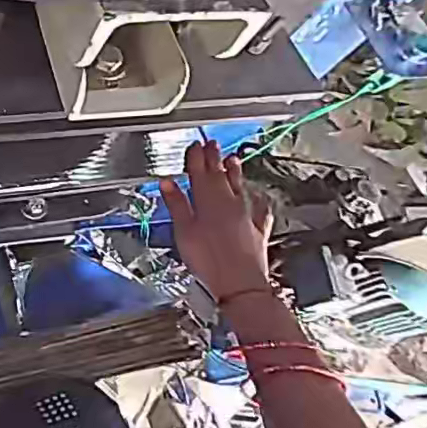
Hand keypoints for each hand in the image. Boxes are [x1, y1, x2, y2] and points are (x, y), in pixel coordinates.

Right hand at [159, 141, 274, 301]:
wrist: (241, 284)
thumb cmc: (208, 258)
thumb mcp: (183, 231)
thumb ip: (177, 204)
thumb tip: (168, 182)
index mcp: (207, 199)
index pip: (199, 171)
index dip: (195, 157)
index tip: (194, 145)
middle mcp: (229, 201)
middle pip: (220, 174)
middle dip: (214, 157)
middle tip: (211, 144)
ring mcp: (246, 214)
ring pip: (239, 186)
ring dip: (234, 171)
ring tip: (232, 158)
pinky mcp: (258, 228)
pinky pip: (258, 206)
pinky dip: (255, 197)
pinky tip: (258, 196)